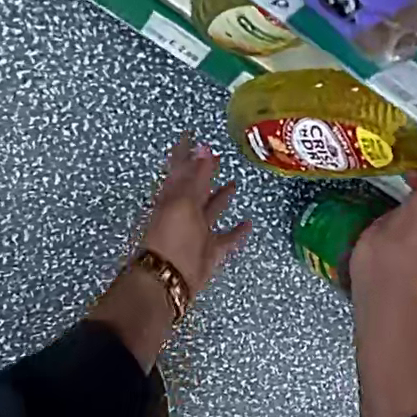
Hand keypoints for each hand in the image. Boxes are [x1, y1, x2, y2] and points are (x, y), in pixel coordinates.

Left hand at [91, 135, 249, 371]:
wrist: (167, 282)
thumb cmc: (172, 238)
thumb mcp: (184, 202)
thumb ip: (196, 177)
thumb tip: (203, 147)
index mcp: (173, 198)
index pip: (180, 168)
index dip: (185, 152)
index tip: (191, 134)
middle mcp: (185, 213)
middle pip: (196, 188)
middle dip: (205, 172)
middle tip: (217, 155)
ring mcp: (198, 233)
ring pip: (212, 211)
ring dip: (222, 198)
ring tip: (235, 184)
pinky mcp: (211, 253)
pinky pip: (227, 239)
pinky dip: (237, 232)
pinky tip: (249, 223)